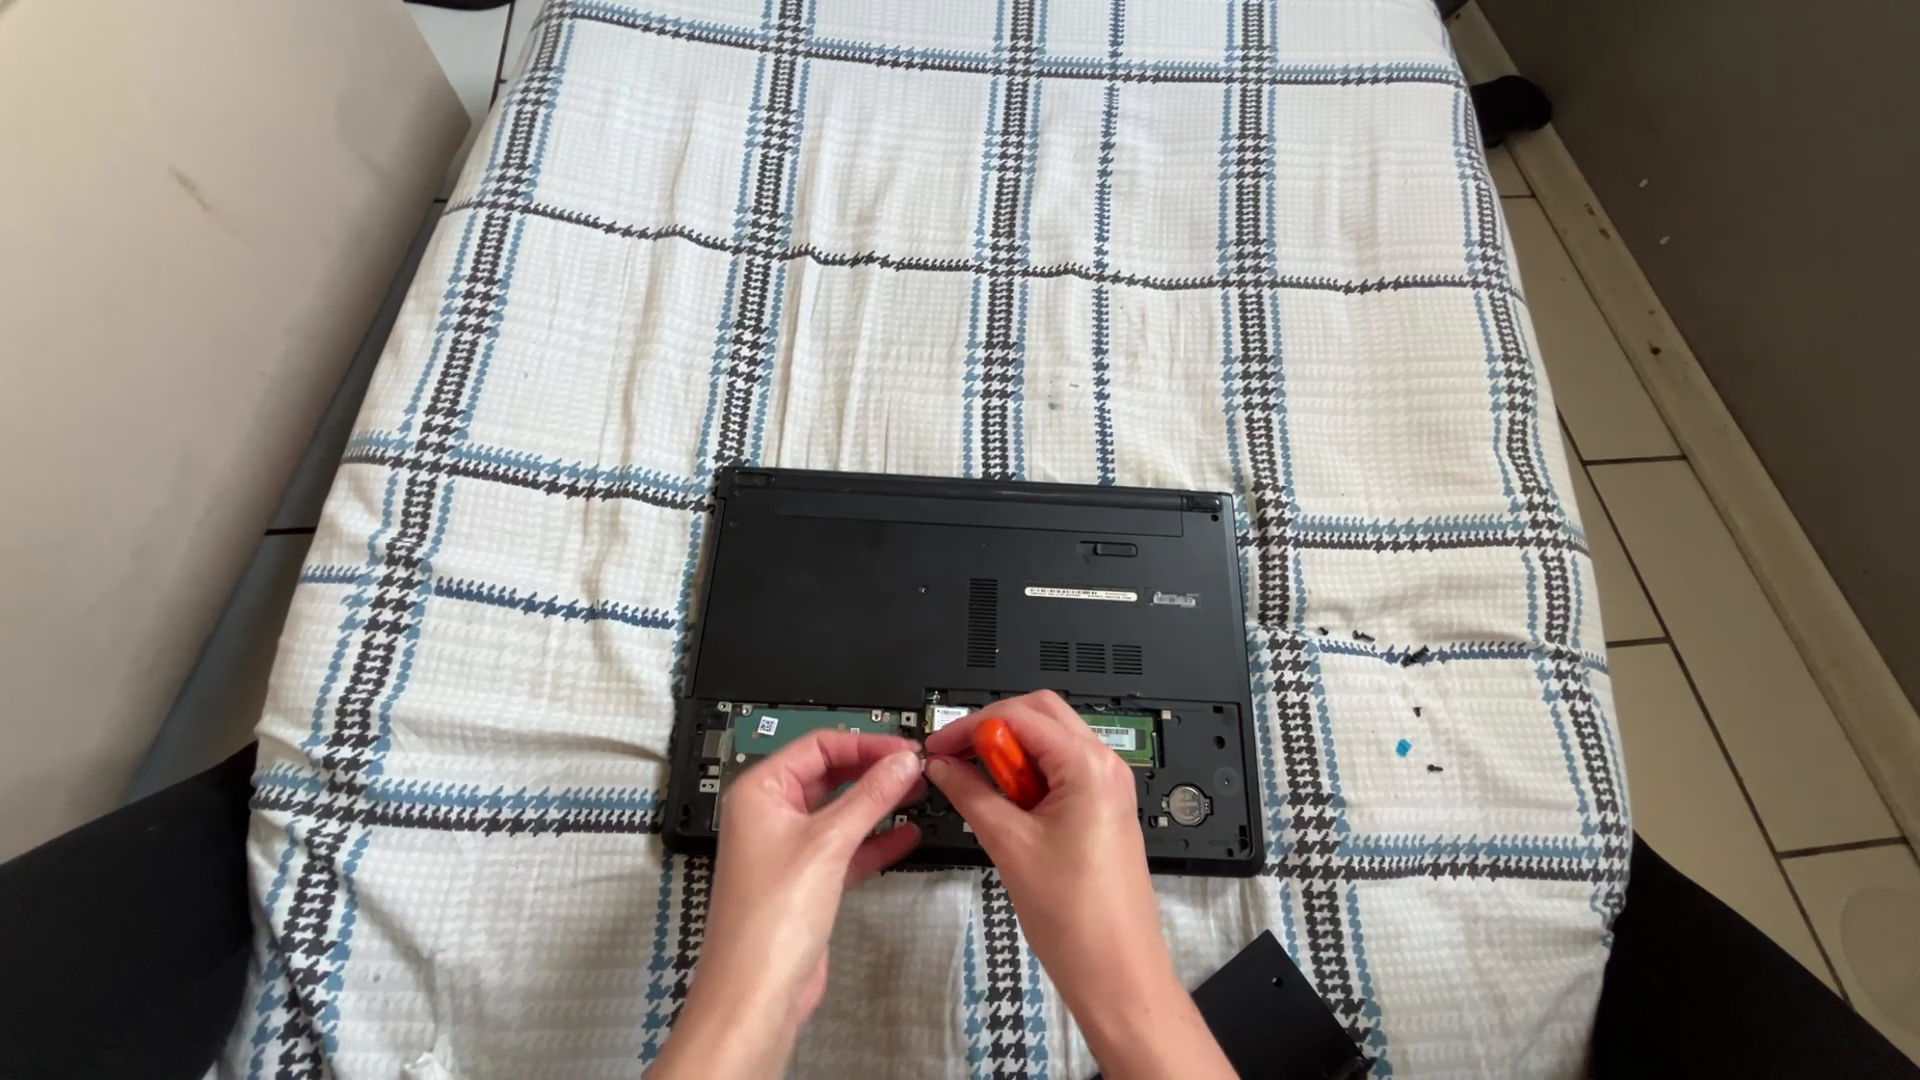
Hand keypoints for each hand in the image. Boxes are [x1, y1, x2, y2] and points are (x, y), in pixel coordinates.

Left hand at [648, 731, 924, 1079]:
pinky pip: (849, 844)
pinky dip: (876, 838)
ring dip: (879, 800)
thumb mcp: (828, 842)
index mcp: (760, 791)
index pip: (818, 746)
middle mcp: (772, 814)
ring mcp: (791, 847)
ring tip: (916, 792)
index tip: (902, 748)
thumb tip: (901, 762)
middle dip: (873, 769)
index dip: (863, 743)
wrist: (756, 996)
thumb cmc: (766, 921)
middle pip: (831, 774)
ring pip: (842, 808)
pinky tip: (906, 833)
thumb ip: (870, 796)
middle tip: (914, 767)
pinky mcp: (809, 878)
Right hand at [923, 692, 1233, 1079]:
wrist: (1118, 974)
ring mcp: (1106, 785)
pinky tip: (1002, 801)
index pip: (1019, 715)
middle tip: (955, 757)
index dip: (972, 726)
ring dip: (1009, 752)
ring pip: (1049, 740)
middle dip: (992, 729)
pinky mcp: (1101, 806)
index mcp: (1088, 766)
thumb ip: (971, 794)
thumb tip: (942, 766)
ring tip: (975, 783)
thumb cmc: (1076, 918)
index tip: (940, 746)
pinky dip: (1026, 774)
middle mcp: (1104, 765)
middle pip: (1039, 713)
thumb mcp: (1009, 845)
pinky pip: (1058, 769)